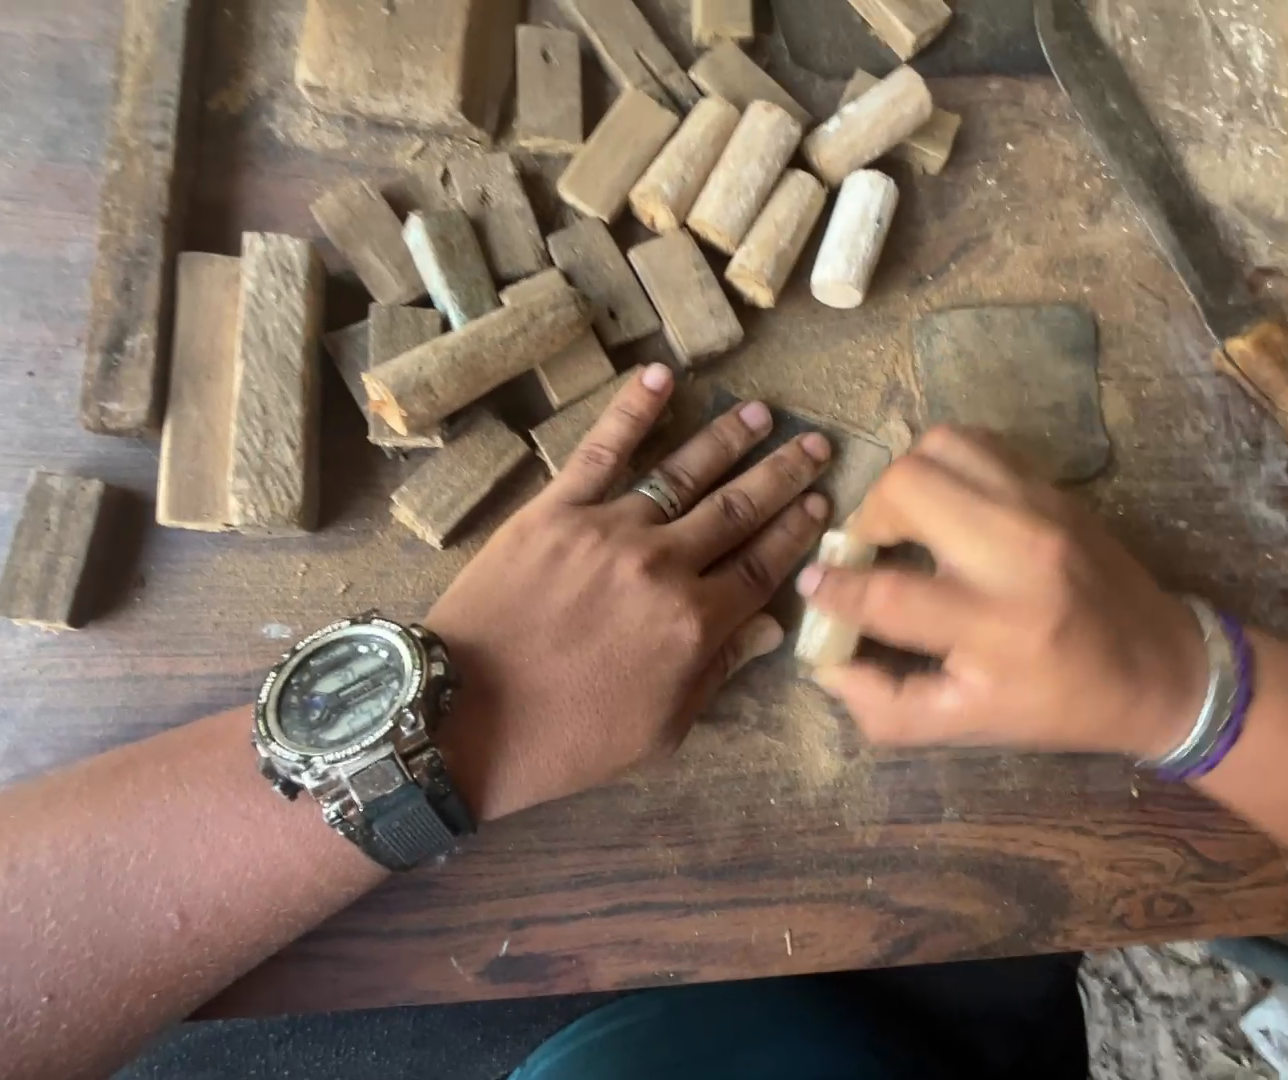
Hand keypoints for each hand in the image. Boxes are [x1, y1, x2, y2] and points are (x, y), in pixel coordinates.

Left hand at [429, 364, 832, 820]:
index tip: (823, 501)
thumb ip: (719, 671)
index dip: (797, 531)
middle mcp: (663, 565)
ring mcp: (608, 529)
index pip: (762, 566)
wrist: (463, 719)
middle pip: (737, 509)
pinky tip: (662, 374)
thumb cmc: (568, 738)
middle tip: (816, 443)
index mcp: (694, 624)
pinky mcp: (555, 509)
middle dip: (782, 474)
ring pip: (683, 472)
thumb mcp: (660, 729)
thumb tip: (772, 625)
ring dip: (728, 438)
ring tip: (761, 412)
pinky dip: (633, 409)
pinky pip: (600, 449)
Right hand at [798, 427, 1205, 759]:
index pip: (889, 593)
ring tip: (905, 523)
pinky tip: (943, 502)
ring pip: (939, 449)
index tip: (815, 585)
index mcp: (997, 629)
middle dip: (867, 517)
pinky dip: (942, 463)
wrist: (1164, 668)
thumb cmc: (1058, 704)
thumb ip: (884, 707)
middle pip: (909, 488)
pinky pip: (976, 442)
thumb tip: (827, 666)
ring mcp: (1042, 509)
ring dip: (903, 482)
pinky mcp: (1054, 487)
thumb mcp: (967, 727)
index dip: (835, 588)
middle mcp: (1019, 555)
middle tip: (870, 550)